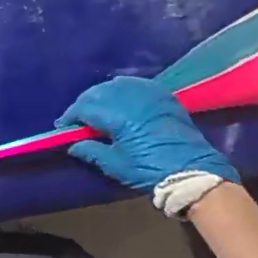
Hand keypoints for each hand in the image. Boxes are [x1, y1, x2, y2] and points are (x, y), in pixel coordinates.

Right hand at [59, 77, 239, 215]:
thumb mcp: (115, 165)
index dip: (70, 116)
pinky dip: (123, 89)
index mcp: (117, 116)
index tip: (63, 126)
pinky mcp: (164, 97)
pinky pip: (137, 84)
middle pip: (98, 92)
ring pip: (116, 84)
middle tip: (77, 118)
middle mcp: (131, 99)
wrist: (194, 173)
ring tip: (97, 107)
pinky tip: (121, 98)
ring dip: (102, 94)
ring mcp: (149, 95)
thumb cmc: (149, 170)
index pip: (84, 108)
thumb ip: (91, 151)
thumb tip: (73, 145)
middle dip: (84, 103)